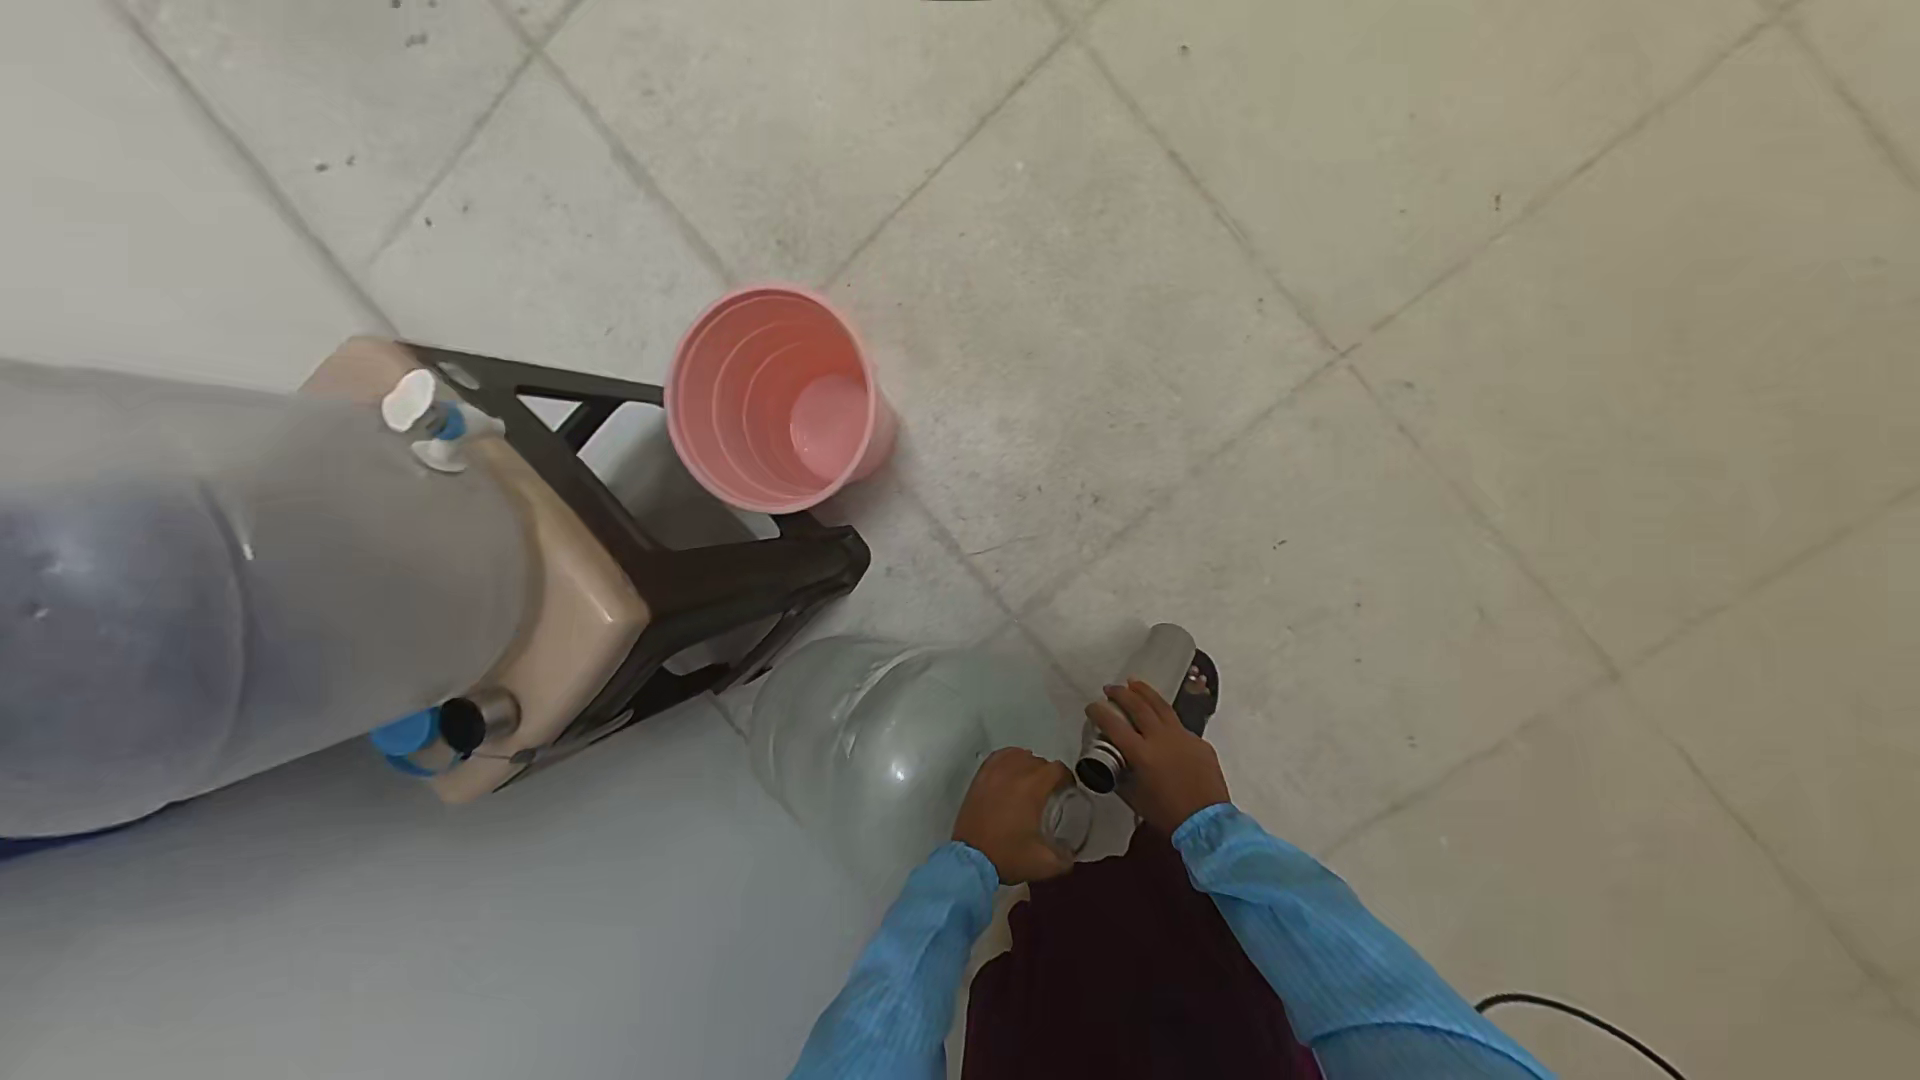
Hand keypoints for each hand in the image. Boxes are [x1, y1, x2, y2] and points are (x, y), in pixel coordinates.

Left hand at [952, 748, 1076, 884]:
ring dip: (1029, 765)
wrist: (971, 860)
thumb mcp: (1044, 863)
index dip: (1066, 778)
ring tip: (1031, 782)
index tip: (1067, 791)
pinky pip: (999, 757)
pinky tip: (1012, 769)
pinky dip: (1009, 759)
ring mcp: (994, 772)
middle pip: (1039, 761)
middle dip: (1048, 775)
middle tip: (1049, 793)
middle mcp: (1014, 772)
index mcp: (1033, 787)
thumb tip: (1071, 853)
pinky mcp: (980, 777)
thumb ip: (1065, 857)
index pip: (1057, 769)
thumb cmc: (1008, 856)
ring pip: (1019, 755)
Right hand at [1087, 679, 1230, 834]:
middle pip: (1137, 706)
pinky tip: (1161, 721)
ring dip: (1144, 692)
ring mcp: (1183, 737)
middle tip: (1110, 689)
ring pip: (1161, 706)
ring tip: (1133, 682)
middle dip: (1120, 694)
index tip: (1091, 707)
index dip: (1099, 712)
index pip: (1113, 724)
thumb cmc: (1166, 814)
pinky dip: (1165, 718)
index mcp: (1141, 753)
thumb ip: (1121, 775)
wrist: (1206, 822)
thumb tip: (1113, 763)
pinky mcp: (1199, 742)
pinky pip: (1179, 725)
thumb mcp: (1133, 796)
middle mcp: (1161, 738)